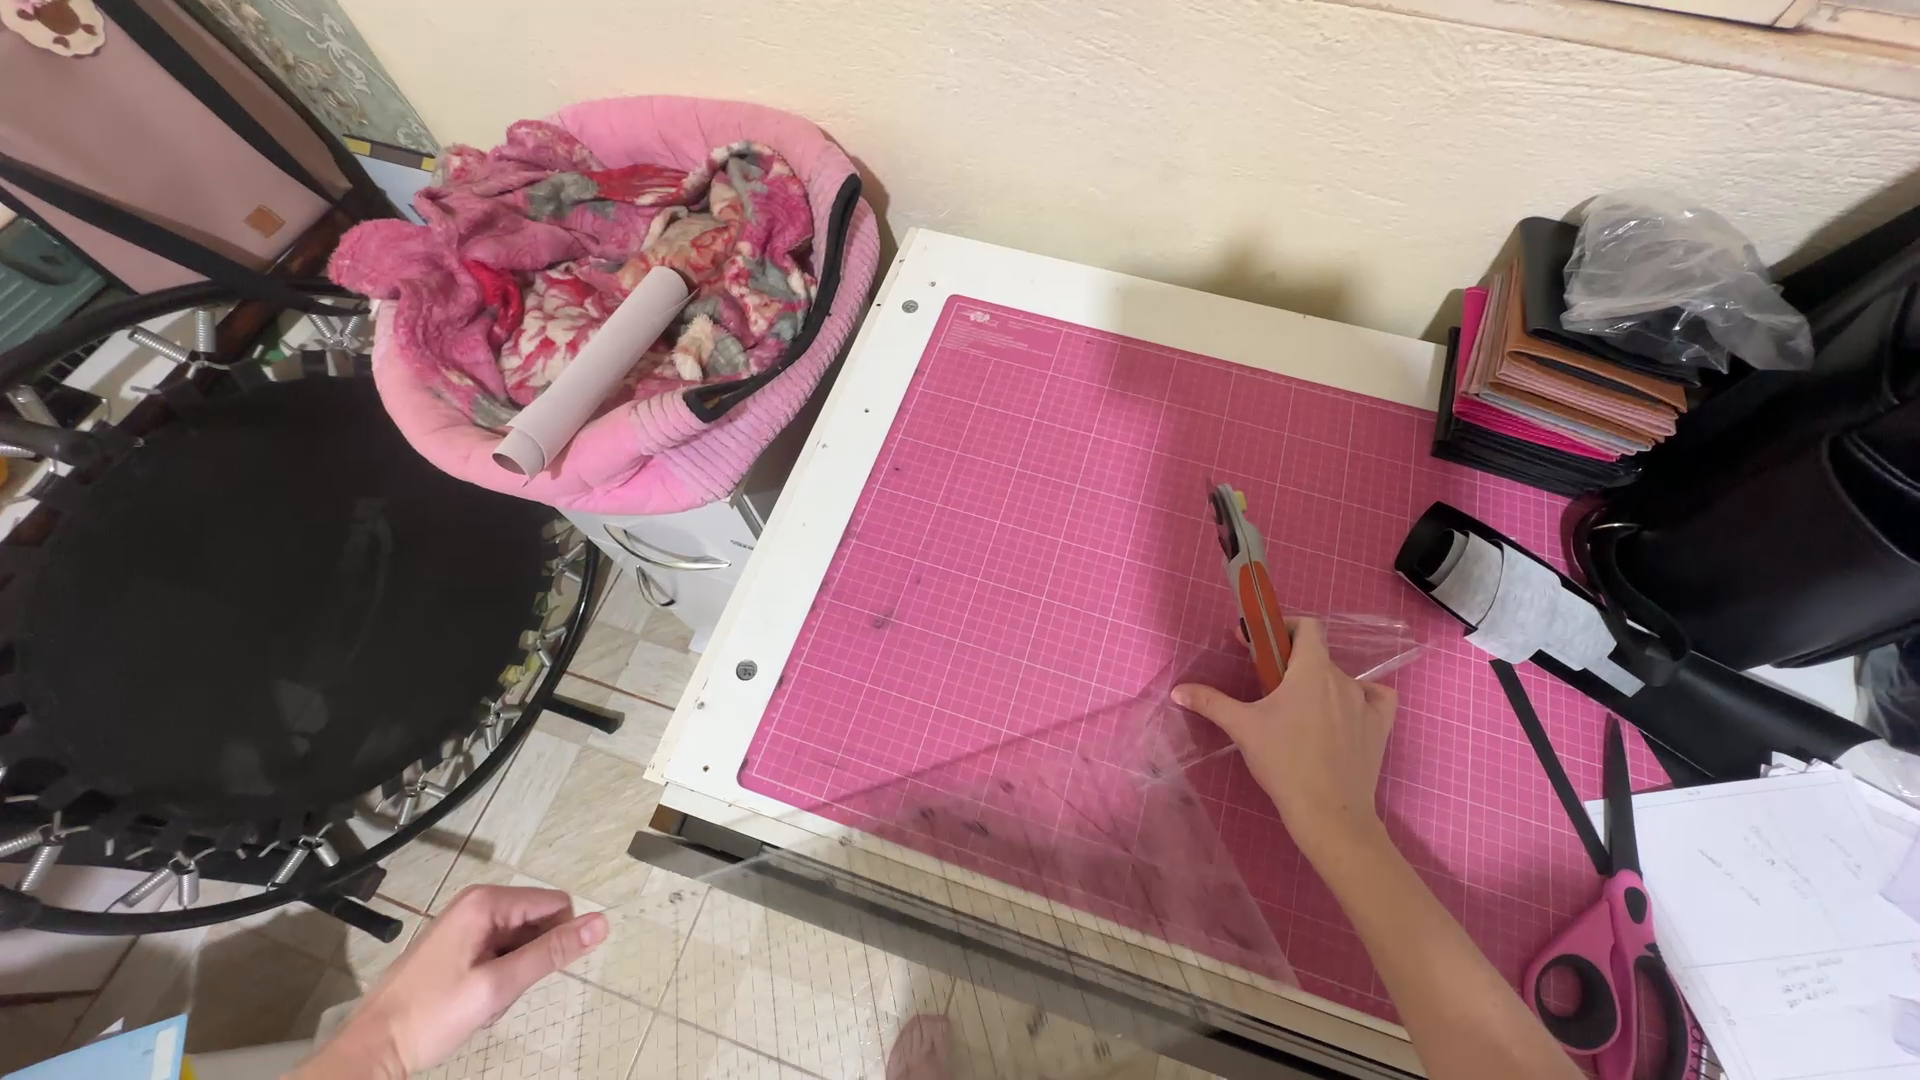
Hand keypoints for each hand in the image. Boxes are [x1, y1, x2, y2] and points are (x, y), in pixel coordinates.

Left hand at [290, 886, 608, 1078]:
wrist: (369, 1053)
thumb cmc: (431, 1017)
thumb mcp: (497, 987)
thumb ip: (551, 952)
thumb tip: (602, 923)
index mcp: (487, 901)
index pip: (556, 904)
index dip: (555, 940)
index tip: (527, 976)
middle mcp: (477, 901)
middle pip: (537, 919)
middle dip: (530, 956)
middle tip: (502, 992)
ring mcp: (465, 921)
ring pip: (520, 936)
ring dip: (514, 968)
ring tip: (485, 999)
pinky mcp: (457, 941)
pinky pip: (499, 947)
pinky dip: (498, 972)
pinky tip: (476, 997)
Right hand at [1173, 618, 1396, 859]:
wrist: (1329, 813)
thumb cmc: (1284, 762)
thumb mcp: (1242, 728)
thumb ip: (1210, 702)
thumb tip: (1178, 690)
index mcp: (1311, 671)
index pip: (1307, 627)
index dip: (1282, 627)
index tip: (1259, 644)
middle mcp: (1343, 680)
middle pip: (1318, 657)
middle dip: (1292, 664)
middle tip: (1268, 688)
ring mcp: (1367, 704)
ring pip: (1341, 680)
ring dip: (1319, 685)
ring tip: (1300, 711)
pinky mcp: (1381, 728)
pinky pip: (1376, 698)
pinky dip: (1361, 697)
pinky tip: (1346, 711)